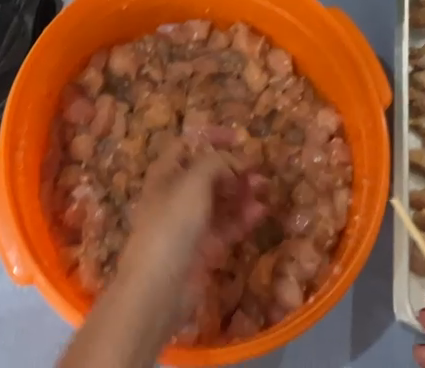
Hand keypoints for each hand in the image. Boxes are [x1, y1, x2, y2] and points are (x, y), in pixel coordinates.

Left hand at [113, 141, 265, 331]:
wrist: (159, 287)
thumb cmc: (172, 223)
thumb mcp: (193, 182)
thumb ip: (216, 162)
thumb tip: (233, 162)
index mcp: (166, 172)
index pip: (188, 144)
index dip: (211, 137)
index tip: (238, 138)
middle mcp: (176, 194)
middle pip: (208, 173)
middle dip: (233, 167)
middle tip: (258, 169)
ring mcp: (190, 223)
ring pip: (220, 200)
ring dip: (242, 191)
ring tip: (265, 187)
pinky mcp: (203, 248)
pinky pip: (226, 226)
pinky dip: (243, 217)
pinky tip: (261, 211)